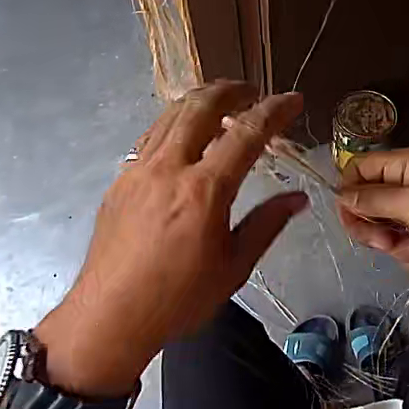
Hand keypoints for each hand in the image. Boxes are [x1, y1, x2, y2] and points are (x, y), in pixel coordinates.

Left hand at [37, 81, 307, 395]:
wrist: (109, 318)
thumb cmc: (179, 298)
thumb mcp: (234, 266)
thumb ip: (267, 223)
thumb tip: (299, 198)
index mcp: (203, 191)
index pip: (246, 134)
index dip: (274, 111)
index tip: (294, 99)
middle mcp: (168, 169)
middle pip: (199, 107)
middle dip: (230, 90)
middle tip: (252, 90)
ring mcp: (138, 171)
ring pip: (170, 116)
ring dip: (200, 101)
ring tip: (222, 103)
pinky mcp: (119, 182)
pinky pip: (151, 137)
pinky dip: (175, 123)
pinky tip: (185, 136)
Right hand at [336, 148, 408, 281]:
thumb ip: (375, 200)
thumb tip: (341, 195)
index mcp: (408, 166)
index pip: (360, 169)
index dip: (350, 192)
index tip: (351, 217)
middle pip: (368, 205)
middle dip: (374, 228)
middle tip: (386, 241)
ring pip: (385, 233)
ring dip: (401, 247)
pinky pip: (405, 250)